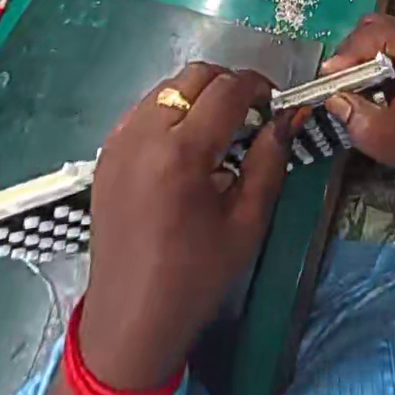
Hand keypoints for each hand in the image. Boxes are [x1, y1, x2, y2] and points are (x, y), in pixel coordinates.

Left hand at [79, 64, 292, 390]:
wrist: (130, 319)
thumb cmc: (196, 276)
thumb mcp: (248, 221)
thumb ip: (270, 159)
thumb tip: (288, 116)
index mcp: (181, 153)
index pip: (227, 89)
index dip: (259, 88)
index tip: (274, 106)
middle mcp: (144, 134)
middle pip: (195, 75)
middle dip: (229, 85)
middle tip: (250, 115)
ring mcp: (119, 140)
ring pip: (168, 86)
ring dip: (200, 94)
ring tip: (219, 130)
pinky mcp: (106, 152)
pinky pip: (145, 108)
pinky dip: (171, 110)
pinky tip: (185, 143)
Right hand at [321, 15, 394, 185]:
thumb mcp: (392, 144)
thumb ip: (361, 122)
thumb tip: (333, 98)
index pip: (386, 35)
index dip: (355, 49)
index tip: (332, 74)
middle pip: (377, 26)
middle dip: (351, 50)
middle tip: (337, 78)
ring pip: (375, 27)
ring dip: (356, 50)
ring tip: (348, 77)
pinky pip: (380, 35)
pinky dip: (364, 51)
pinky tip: (362, 75)